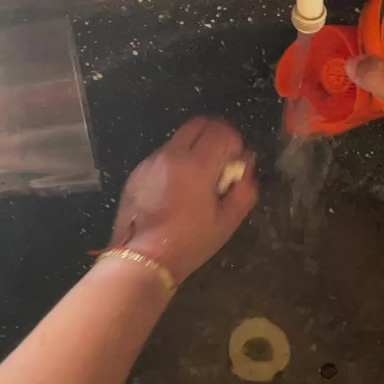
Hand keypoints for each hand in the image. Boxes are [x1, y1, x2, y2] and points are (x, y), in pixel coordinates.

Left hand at [107, 117, 257, 281]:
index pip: (221, 131)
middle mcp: (170, 155)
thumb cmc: (189, 243)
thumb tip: (246, 167)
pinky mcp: (137, 173)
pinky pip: (163, 156)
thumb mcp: (227, 222)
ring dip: (195, 149)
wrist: (142, 259)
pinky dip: (176, 163)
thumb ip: (244, 190)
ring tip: (199, 181)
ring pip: (179, 139)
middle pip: (198, 124)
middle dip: (216, 136)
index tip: (236, 162)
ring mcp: (150, 162)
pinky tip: (177, 191)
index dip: (235, 142)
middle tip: (222, 161)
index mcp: (195, 166)